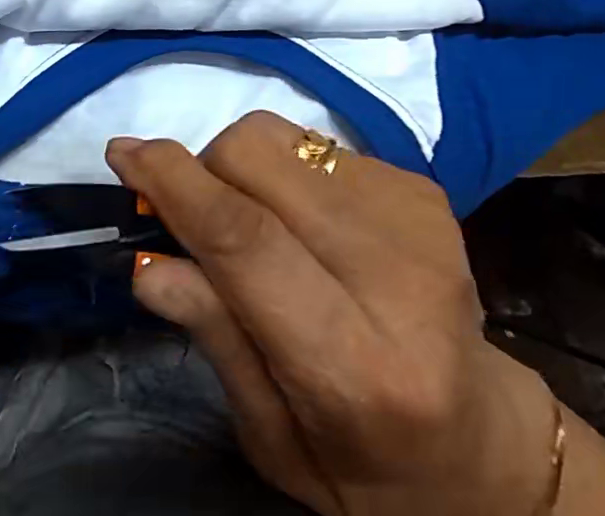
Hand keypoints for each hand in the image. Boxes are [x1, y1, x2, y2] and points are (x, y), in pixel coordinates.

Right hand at [108, 112, 604, 515]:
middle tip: (194, 216)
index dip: (176, 186)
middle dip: (203, 169)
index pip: (248, 243)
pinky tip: (303, 221)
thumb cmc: (364, 466)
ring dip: (244, 168)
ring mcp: (418, 219)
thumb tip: (146, 260)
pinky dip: (286, 171)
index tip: (123, 154)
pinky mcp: (425, 188)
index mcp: (355, 364)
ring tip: (254, 222)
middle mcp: (398, 274)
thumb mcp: (272, 436)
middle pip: (263, 163)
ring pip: (285, 138)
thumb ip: (215, 337)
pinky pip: (317, 144)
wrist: (481, 439)